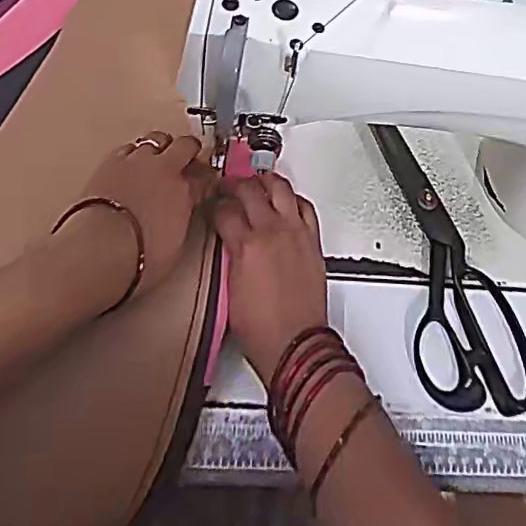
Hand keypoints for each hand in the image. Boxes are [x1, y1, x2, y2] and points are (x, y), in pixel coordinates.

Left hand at [71, 132, 213, 300]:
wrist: (100, 248)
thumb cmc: (139, 257)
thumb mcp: (176, 246)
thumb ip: (184, 219)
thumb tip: (183, 212)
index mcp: (186, 191)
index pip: (205, 175)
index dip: (206, 178)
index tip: (203, 182)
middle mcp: (167, 169)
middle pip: (186, 145)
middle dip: (188, 151)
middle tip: (185, 161)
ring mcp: (139, 160)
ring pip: (158, 138)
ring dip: (161, 147)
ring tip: (156, 160)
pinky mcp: (113, 160)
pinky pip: (130, 146)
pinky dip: (134, 152)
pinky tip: (130, 164)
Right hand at [210, 173, 328, 384]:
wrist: (294, 344)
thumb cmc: (262, 329)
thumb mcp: (229, 290)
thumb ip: (229, 257)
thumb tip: (228, 241)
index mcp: (246, 245)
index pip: (225, 210)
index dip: (215, 205)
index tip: (213, 205)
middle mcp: (271, 232)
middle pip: (250, 190)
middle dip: (235, 184)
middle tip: (229, 185)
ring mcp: (294, 232)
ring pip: (280, 188)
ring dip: (266, 181)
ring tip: (258, 181)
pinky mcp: (312, 240)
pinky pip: (305, 207)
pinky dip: (294, 199)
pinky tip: (288, 200)